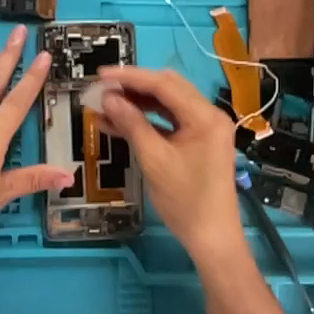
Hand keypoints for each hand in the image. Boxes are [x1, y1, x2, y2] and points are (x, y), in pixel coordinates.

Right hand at [94, 66, 246, 267]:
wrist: (212, 238)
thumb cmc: (186, 201)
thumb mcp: (154, 161)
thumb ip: (132, 125)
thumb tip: (108, 99)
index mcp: (205, 117)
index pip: (164, 85)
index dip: (131, 77)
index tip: (102, 75)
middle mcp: (209, 115)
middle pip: (167, 88)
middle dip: (133, 86)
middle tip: (102, 88)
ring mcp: (204, 128)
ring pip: (166, 104)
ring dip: (137, 103)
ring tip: (105, 104)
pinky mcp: (197, 141)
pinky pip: (169, 121)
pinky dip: (145, 120)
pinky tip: (118, 122)